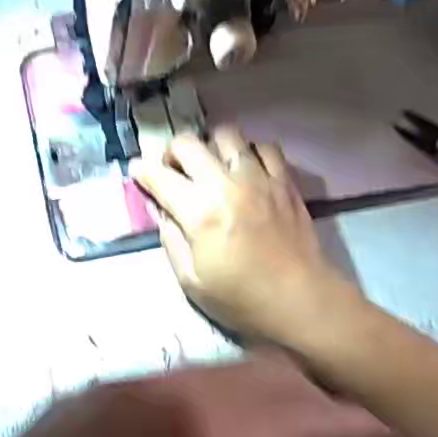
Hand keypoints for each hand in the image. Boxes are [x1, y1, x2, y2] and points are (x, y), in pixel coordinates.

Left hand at [0, 359, 390, 436]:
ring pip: (205, 375)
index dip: (356, 424)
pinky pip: (157, 388)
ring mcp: (99, 390)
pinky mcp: (67, 404)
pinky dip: (199, 407)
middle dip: (308, 405)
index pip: (304, 408)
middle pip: (258, 373)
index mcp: (192, 436)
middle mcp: (146, 391)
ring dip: (251, 405)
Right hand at [133, 128, 364, 346]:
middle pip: (189, 144)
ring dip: (210, 147)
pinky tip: (245, 171)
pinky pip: (264, 147)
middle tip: (172, 171)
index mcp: (200, 213)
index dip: (142, 171)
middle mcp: (227, 185)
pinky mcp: (284, 181)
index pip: (160, 176)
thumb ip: (171, 241)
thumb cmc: (240, 298)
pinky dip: (248, 152)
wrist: (300, 300)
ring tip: (210, 167)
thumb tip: (162, 214)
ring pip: (227, 135)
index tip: (137, 172)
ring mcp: (260, 179)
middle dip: (171, 153)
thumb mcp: (190, 281)